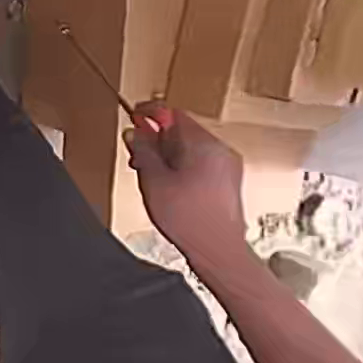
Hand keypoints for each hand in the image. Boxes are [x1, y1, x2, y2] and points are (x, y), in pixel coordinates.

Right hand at [125, 103, 247, 266]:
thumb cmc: (188, 219)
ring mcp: (227, 165)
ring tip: (149, 170)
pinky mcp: (228, 180)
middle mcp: (220, 150)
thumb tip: (135, 132)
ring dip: (167, 151)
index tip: (134, 115)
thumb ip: (143, 151)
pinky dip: (181, 163)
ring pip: (191, 146)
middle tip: (136, 149)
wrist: (217, 250)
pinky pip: (201, 160)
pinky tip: (167, 182)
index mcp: (203, 145)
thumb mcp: (153, 180)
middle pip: (183, 129)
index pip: (174, 113)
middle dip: (157, 137)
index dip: (150, 112)